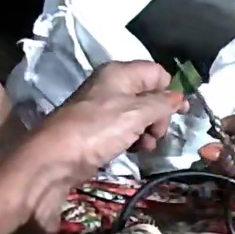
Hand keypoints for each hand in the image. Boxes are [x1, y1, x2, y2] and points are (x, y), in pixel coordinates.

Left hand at [7, 60, 185, 228]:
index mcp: (119, 73)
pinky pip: (123, 131)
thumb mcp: (136, 113)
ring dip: (148, 131)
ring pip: (137, 116)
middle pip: (148, 95)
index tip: (180, 113)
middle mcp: (110, 87)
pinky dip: (132, 140)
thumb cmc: (97, 131)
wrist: (54, 160)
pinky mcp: (95, 132)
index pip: (156, 73)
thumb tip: (179, 97)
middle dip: (159, 115)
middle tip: (157, 134)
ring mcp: (101, 110)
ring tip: (146, 146)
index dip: (171, 91)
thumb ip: (161, 104)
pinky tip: (134, 151)